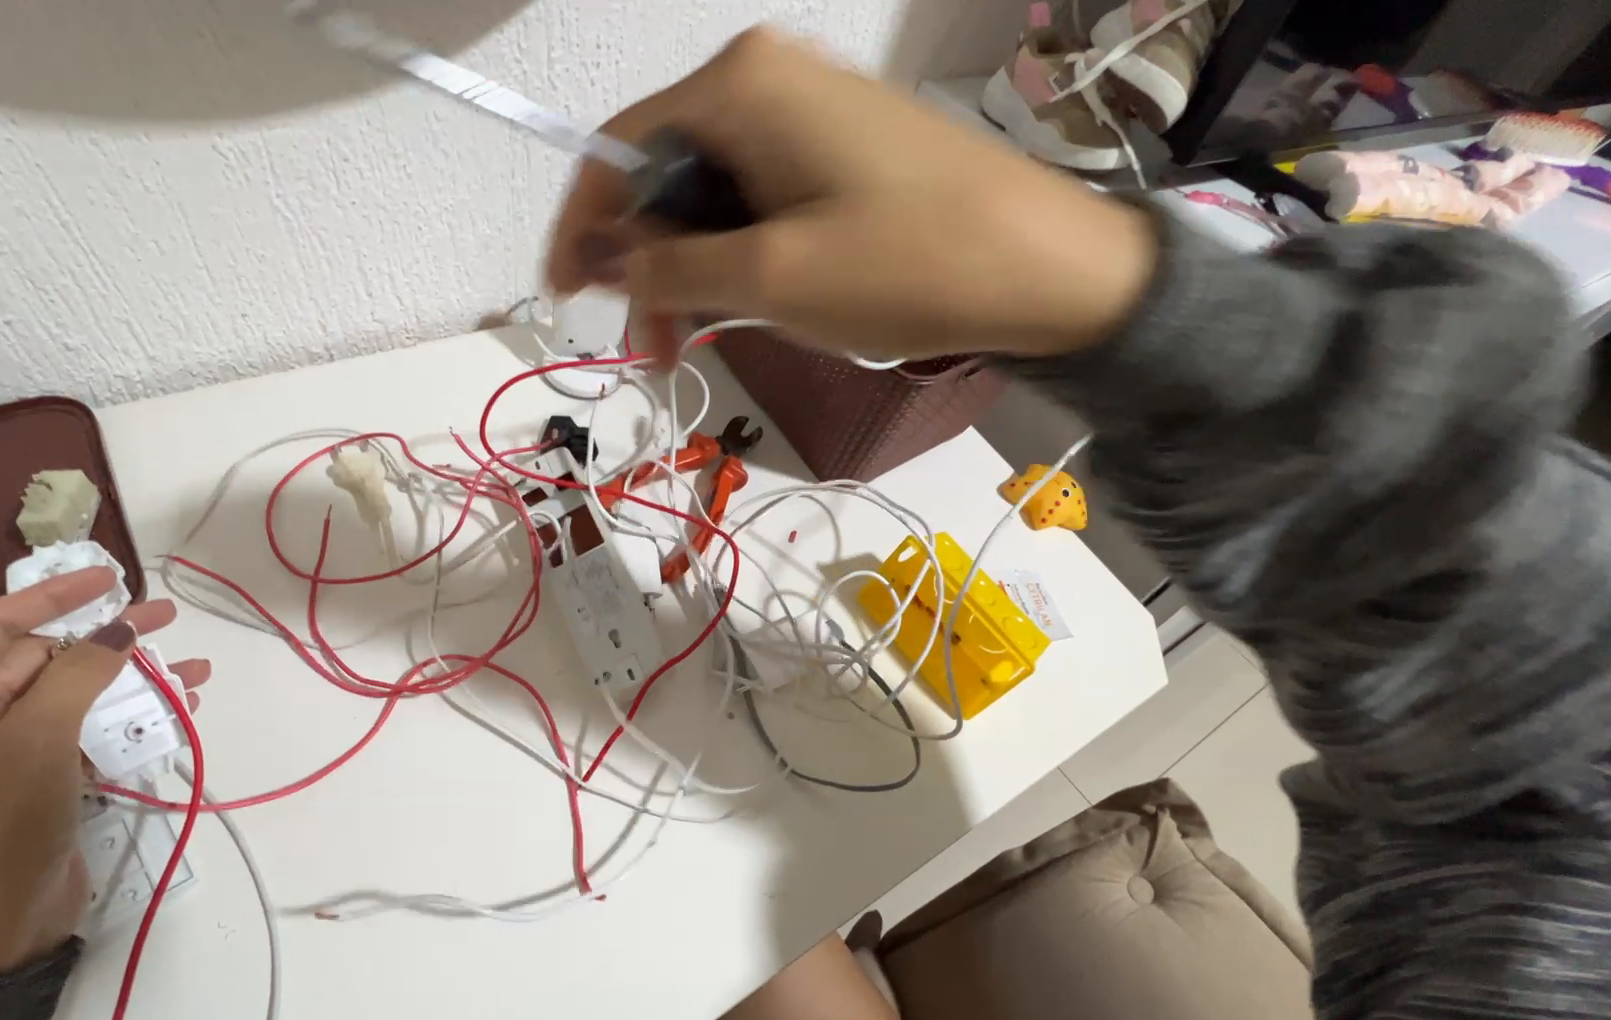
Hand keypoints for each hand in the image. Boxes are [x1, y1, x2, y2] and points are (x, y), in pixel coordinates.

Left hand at [0, 568, 209, 979]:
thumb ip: (78, 674)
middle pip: (40, 659)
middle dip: (107, 641)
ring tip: (195, 668)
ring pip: (74, 695)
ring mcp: (0, 752)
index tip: (110, 576)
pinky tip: (180, 707)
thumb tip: (120, 630)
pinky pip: (87, 731)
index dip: (53, 596)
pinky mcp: (38, 780)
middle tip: (167, 617)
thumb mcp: (34, 739)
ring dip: (133, 681)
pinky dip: (131, 718)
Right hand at [546, 27, 1156, 360]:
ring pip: (711, 197)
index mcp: (738, 87)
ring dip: (692, 271)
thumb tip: (599, 256)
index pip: (619, 150)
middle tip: (653, 348)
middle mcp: (765, 80)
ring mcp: (807, 113)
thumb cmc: (903, 266)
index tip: (565, 298)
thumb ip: (667, 264)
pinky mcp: (838, 151)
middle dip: (647, 264)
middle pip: (665, 176)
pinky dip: (739, 257)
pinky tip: (749, 306)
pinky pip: (757, 201)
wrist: (1046, 269)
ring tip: (698, 342)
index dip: (583, 228)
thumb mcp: (767, 278)